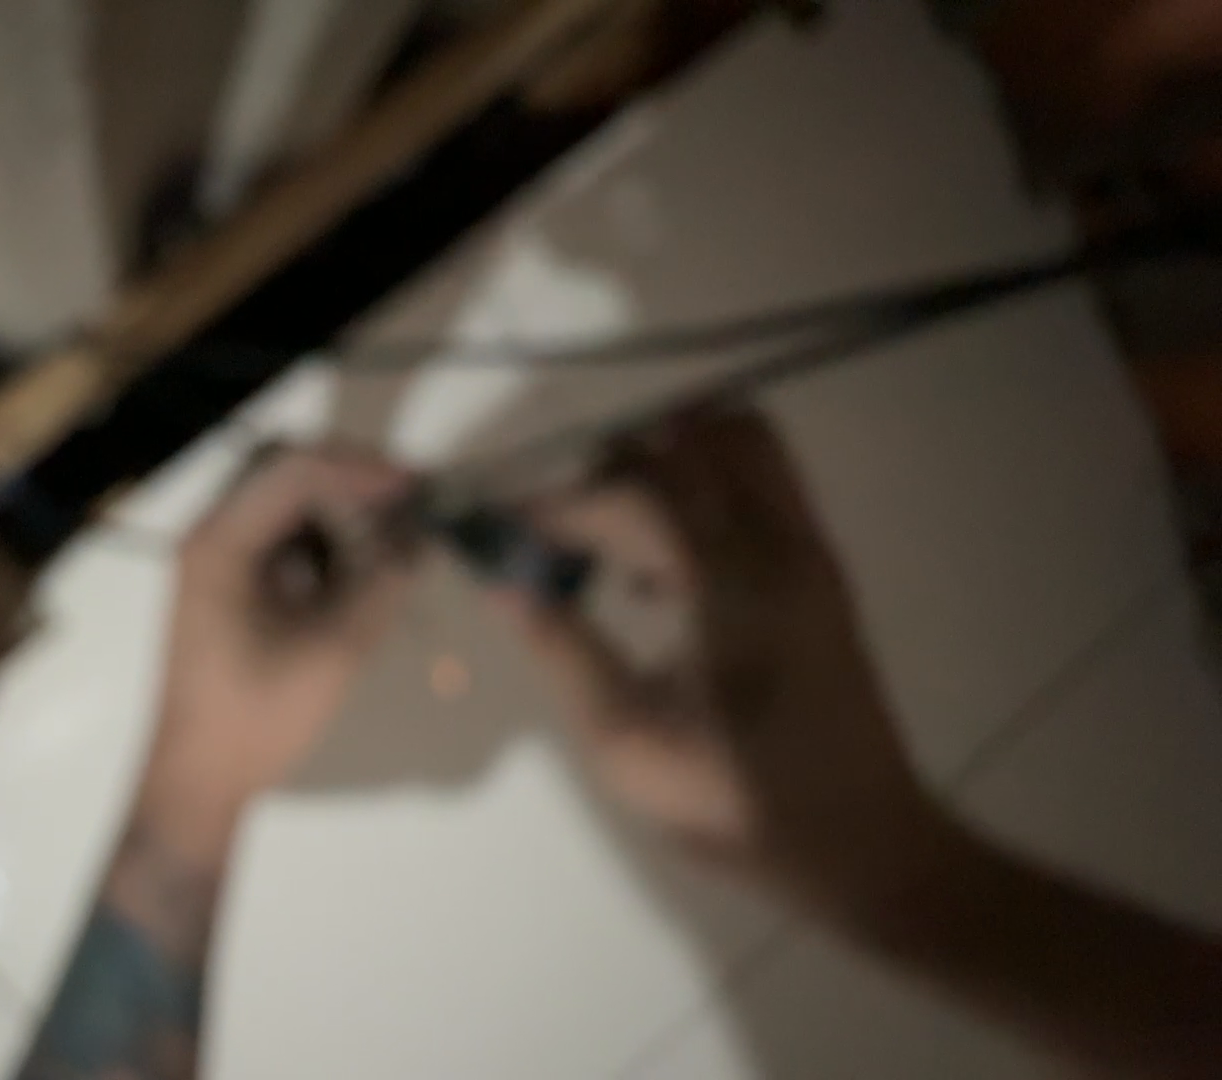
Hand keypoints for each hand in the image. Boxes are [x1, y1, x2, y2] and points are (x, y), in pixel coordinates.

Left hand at [134, 446, 414, 868]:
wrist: (196, 777)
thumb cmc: (256, 717)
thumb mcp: (332, 650)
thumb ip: (380, 585)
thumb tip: (418, 538)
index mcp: (219, 542)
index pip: (294, 470)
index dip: (360, 469)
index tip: (414, 487)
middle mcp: (209, 535)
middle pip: (282, 470)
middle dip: (348, 477)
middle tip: (404, 498)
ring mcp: (214, 557)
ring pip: (281, 501)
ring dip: (336, 509)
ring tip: (387, 536)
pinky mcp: (226, 582)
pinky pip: (278, 538)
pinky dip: (320, 541)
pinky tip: (354, 570)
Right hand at [496, 409, 951, 911]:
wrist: (862, 850)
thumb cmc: (732, 801)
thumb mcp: (624, 739)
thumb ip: (563, 650)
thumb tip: (505, 587)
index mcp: (735, 588)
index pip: (641, 492)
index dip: (566, 502)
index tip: (512, 527)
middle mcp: (782, 549)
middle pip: (697, 440)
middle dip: (615, 466)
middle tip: (564, 524)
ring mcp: (809, 555)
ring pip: (738, 447)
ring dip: (663, 469)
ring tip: (604, 538)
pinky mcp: (816, 574)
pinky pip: (753, 489)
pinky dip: (695, 498)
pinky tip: (651, 575)